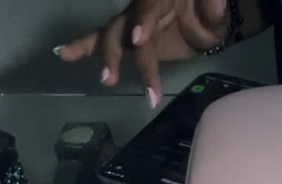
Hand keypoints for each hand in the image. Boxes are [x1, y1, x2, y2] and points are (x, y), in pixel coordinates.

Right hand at [56, 0, 231, 105]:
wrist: (208, 20)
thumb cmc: (212, 12)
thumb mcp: (217, 8)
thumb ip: (213, 6)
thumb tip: (216, 5)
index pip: (150, 4)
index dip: (143, 19)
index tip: (138, 40)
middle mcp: (142, 7)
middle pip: (124, 26)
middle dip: (116, 52)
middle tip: (111, 78)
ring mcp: (133, 22)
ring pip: (111, 35)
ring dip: (102, 57)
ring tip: (99, 78)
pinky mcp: (130, 39)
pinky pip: (106, 41)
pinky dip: (86, 47)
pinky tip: (64, 54)